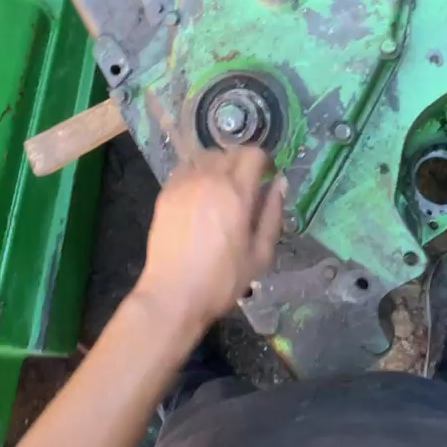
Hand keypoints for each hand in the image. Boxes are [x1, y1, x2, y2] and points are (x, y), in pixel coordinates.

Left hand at [133, 148, 285, 333]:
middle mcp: (210, 179)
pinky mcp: (166, 191)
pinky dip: (197, 171)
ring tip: (222, 186)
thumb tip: (280, 183)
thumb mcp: (260, 254)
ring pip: (207, 155)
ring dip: (219, 163)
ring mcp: (184, 182)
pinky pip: (186, 167)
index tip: (267, 175)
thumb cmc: (222, 280)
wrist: (174, 294)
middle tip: (247, 184)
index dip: (264, 161)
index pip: (253, 154)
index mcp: (236, 193)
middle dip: (243, 162)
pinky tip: (199, 192)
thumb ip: (273, 214)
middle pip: (230, 152)